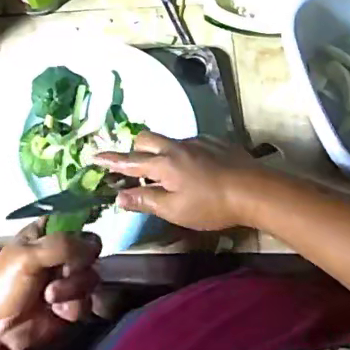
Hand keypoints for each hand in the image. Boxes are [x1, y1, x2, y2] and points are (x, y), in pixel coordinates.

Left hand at [0, 224, 101, 349]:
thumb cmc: (2, 287)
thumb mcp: (27, 257)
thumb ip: (63, 245)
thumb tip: (95, 247)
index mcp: (43, 234)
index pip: (74, 221)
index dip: (80, 230)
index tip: (78, 240)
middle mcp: (59, 254)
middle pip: (89, 249)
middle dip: (77, 265)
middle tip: (61, 273)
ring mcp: (66, 280)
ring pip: (91, 276)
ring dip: (72, 288)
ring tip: (49, 297)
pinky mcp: (71, 305)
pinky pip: (88, 300)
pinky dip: (73, 307)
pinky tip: (56, 312)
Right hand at [94, 132, 278, 231]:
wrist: (255, 190)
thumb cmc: (211, 205)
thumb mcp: (175, 210)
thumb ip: (146, 200)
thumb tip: (119, 196)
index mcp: (163, 163)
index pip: (129, 161)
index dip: (111, 160)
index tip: (94, 156)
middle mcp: (176, 146)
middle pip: (147, 139)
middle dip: (135, 149)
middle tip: (134, 166)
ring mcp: (197, 141)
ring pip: (169, 141)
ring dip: (161, 153)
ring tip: (168, 173)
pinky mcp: (215, 143)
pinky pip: (190, 144)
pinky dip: (184, 154)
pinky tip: (197, 171)